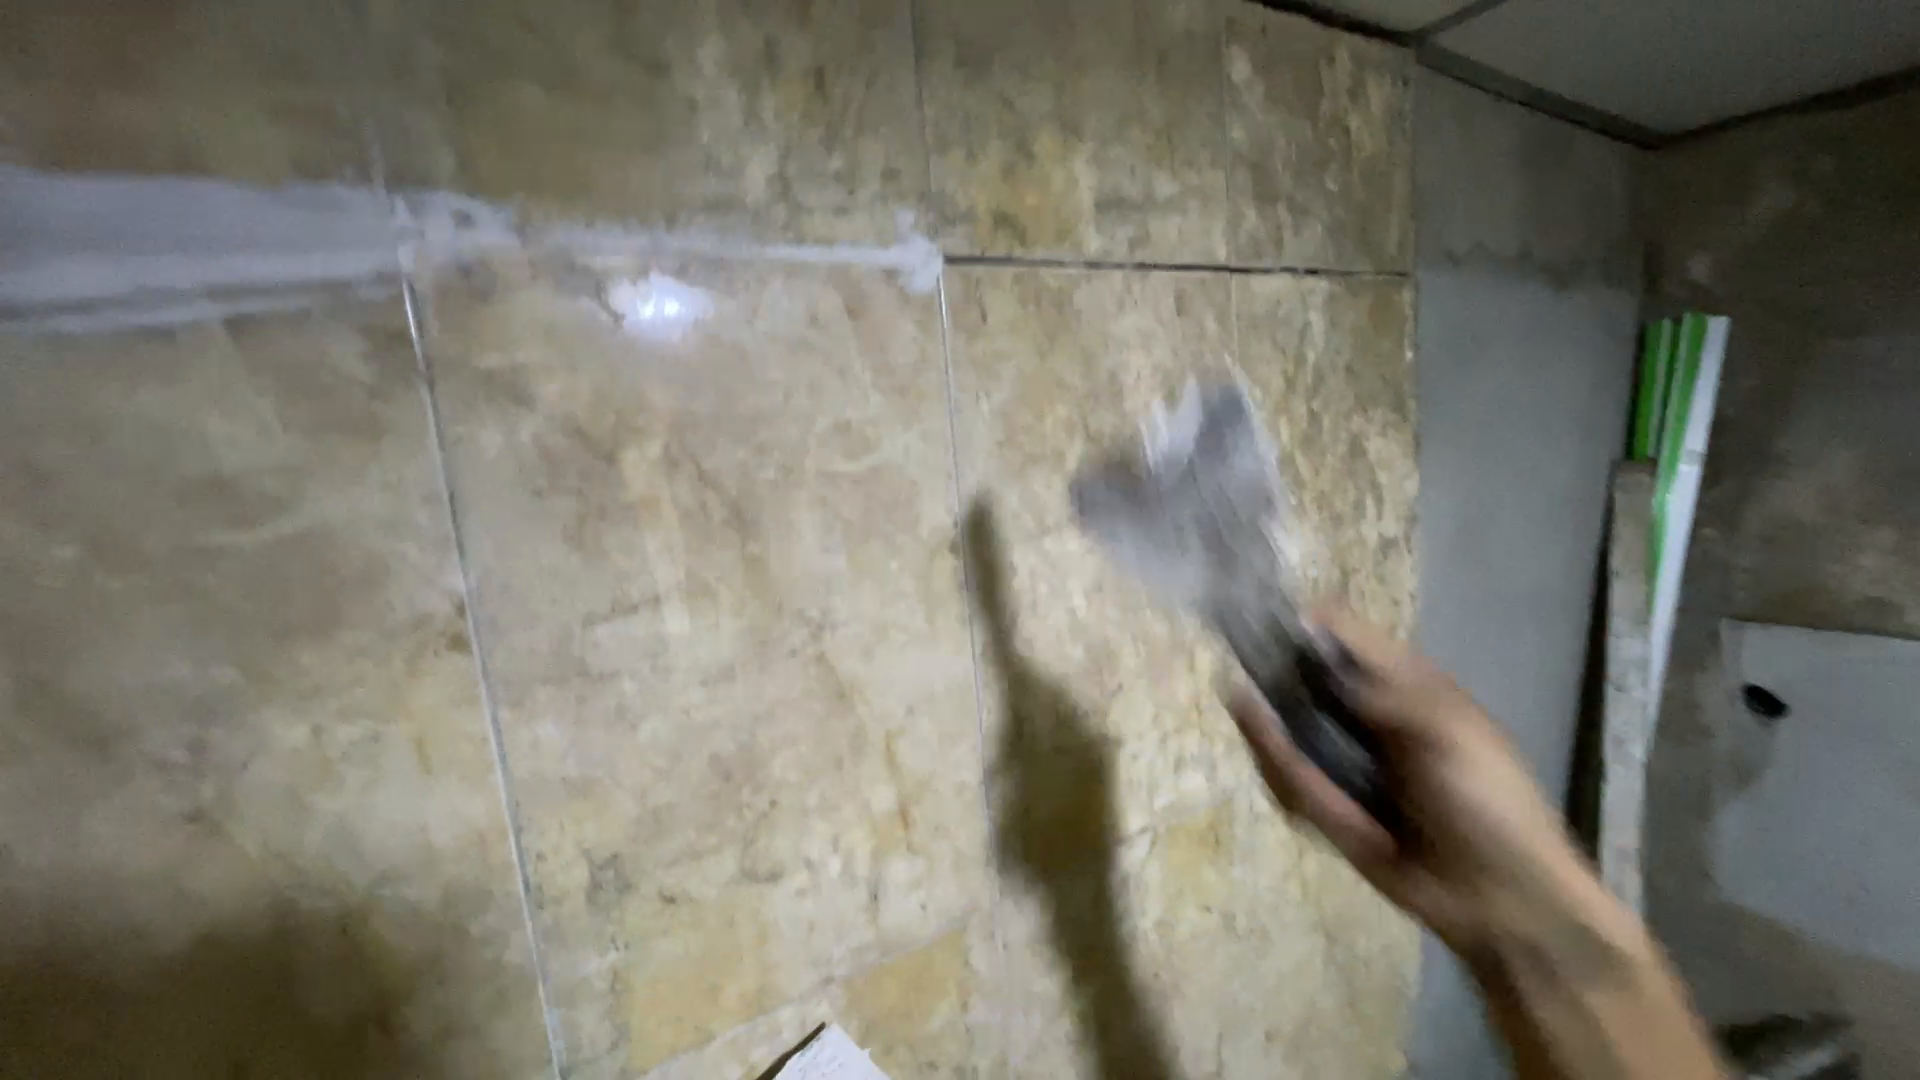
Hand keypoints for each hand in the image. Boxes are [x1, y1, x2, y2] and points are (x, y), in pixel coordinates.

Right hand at [1227, 608, 1608, 959]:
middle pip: (1294, 679)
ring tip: (1300, 766)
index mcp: (1399, 683)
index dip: (1301, 625)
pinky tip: (1325, 807)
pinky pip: (1288, 782)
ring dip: (1272, 745)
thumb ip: (1382, 689)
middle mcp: (1361, 712)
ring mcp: (1340, 759)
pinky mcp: (1326, 802)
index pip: (1338, 633)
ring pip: (1281, 733)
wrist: (1503, 899)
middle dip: (1268, 687)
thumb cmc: (1488, 802)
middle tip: (1242, 696)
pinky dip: (1291, 787)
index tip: (1261, 630)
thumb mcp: (1449, 730)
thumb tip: (1319, 654)